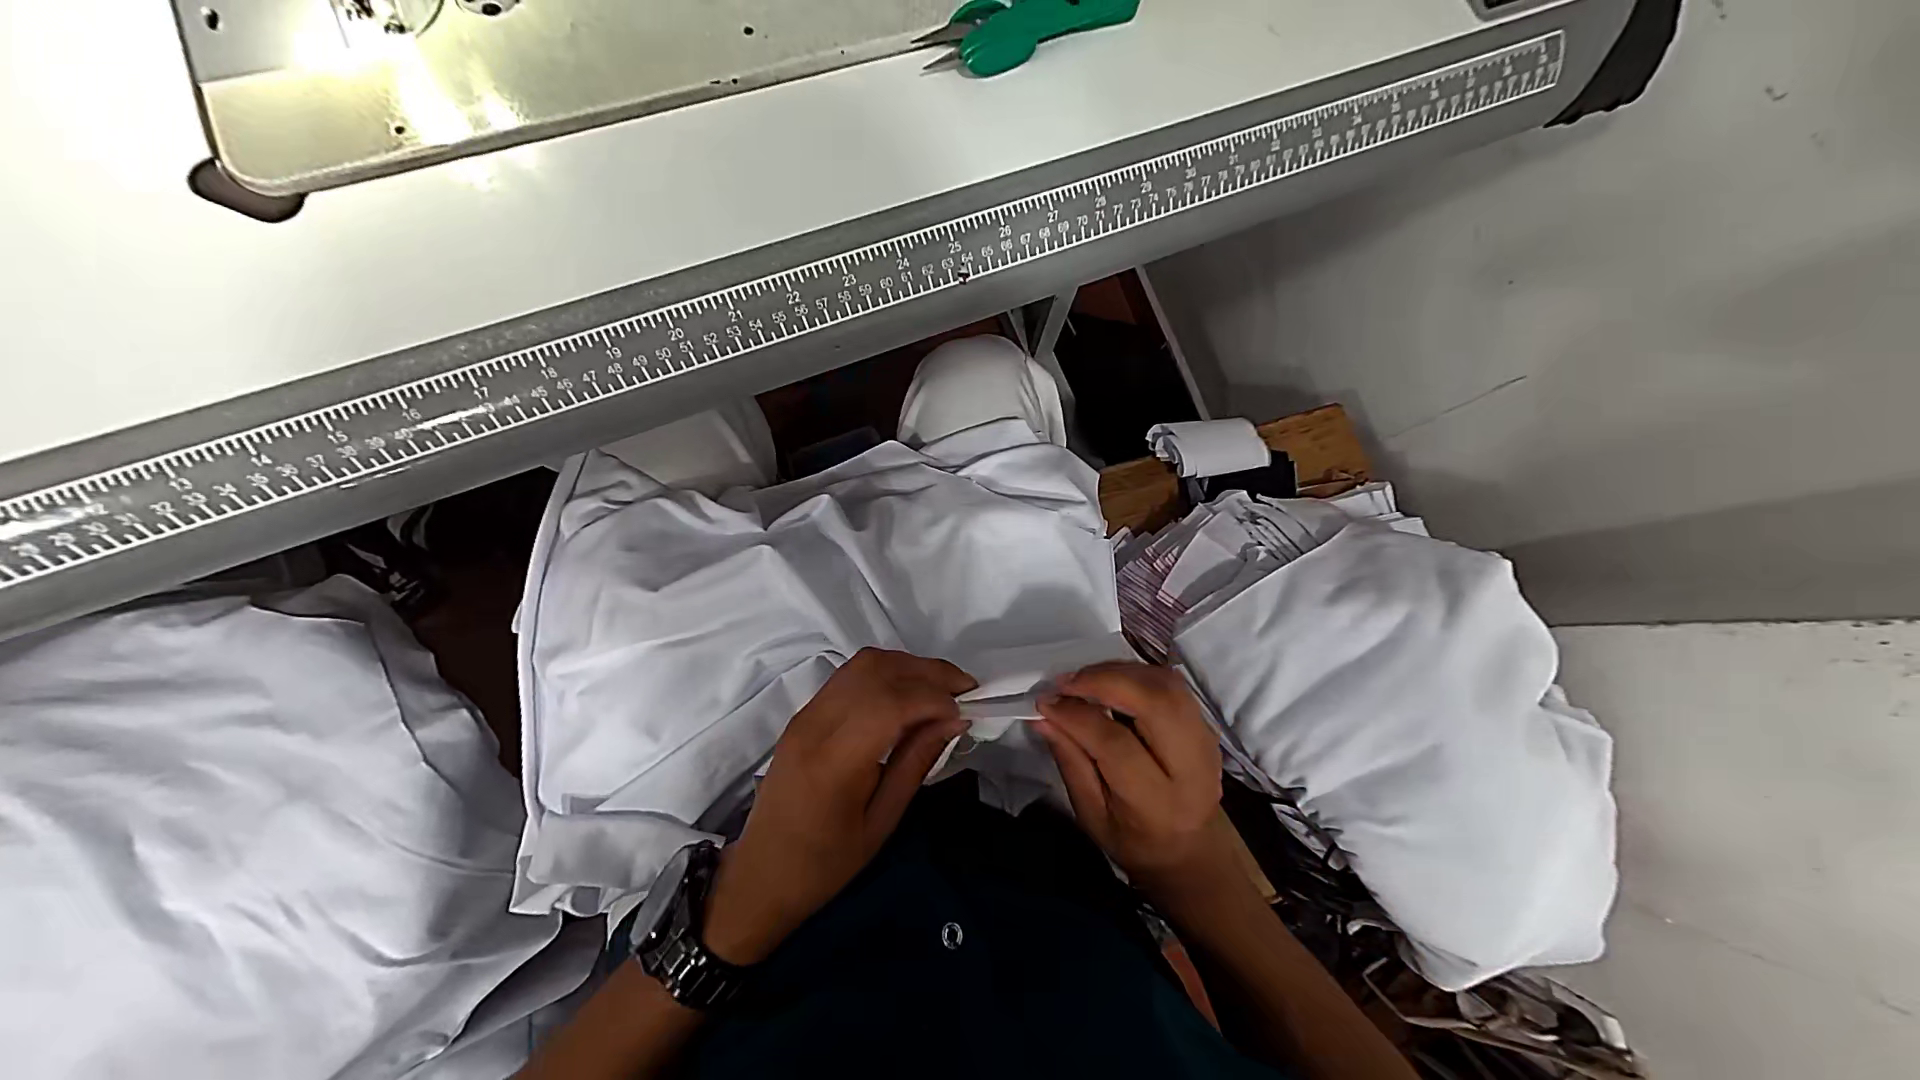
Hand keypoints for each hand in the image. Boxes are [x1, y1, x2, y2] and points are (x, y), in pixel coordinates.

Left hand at [702, 648, 974, 964]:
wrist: (760, 874)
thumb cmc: (825, 864)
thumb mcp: (881, 822)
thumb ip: (916, 762)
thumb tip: (954, 720)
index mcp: (834, 761)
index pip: (891, 702)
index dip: (934, 698)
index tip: (965, 712)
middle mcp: (816, 724)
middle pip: (878, 671)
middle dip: (929, 673)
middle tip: (965, 690)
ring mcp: (806, 713)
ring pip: (864, 664)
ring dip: (908, 666)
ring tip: (941, 688)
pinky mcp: (804, 712)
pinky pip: (850, 674)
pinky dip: (887, 672)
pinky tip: (908, 691)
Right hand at [1032, 663, 1229, 894]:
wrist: (1192, 848)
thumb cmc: (1134, 839)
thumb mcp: (1091, 815)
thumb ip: (1070, 762)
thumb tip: (1045, 716)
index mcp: (1157, 802)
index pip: (1116, 744)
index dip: (1077, 715)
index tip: (1046, 701)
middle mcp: (1191, 766)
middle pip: (1155, 702)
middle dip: (1105, 680)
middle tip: (1067, 682)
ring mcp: (1205, 740)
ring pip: (1166, 684)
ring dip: (1121, 671)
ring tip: (1085, 679)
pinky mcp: (1206, 724)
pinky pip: (1172, 683)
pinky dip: (1137, 673)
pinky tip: (1110, 681)